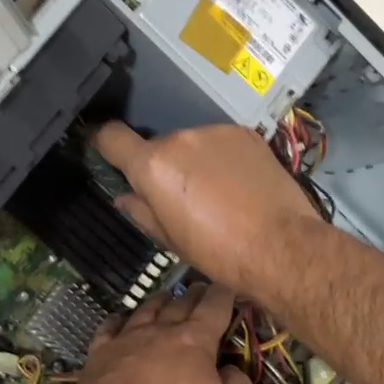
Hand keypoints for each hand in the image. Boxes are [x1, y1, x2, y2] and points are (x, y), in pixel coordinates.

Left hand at [60, 282, 254, 383]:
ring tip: (167, 296)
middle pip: (180, 303)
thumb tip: (234, 369)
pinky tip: (120, 318)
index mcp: (195, 340)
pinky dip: (118, 319)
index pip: (215, 307)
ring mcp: (126, 338)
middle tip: (201, 288)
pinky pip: (109, 326)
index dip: (224, 293)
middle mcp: (160, 330)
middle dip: (194, 294)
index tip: (229, 285)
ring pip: (146, 310)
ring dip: (160, 301)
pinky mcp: (99, 352)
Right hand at [93, 121, 318, 290]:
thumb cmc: (218, 251)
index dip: (103, 142)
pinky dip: (219, 159)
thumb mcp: (169, 239)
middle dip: (160, 166)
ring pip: (189, 144)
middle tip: (176, 198)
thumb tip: (126, 197)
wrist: (281, 245)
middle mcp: (180, 139)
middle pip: (156, 146)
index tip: (104, 150)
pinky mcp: (245, 134)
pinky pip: (218, 143)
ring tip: (213, 195)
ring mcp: (215, 133)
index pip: (112, 136)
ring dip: (191, 162)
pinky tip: (235, 185)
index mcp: (153, 166)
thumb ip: (141, 211)